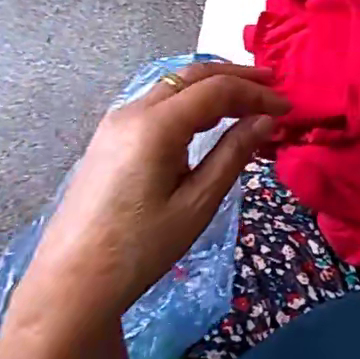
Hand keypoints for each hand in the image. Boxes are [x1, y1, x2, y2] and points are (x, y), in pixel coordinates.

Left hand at [36, 61, 289, 315]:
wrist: (72, 283)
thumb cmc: (140, 248)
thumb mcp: (197, 203)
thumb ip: (233, 154)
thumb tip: (266, 120)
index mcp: (155, 125)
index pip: (216, 90)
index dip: (256, 94)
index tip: (287, 108)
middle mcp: (132, 111)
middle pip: (192, 75)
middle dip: (236, 76)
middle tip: (273, 85)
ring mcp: (116, 123)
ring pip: (173, 86)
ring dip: (213, 86)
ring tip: (248, 99)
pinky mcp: (110, 138)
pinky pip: (158, 104)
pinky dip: (191, 101)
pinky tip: (209, 118)